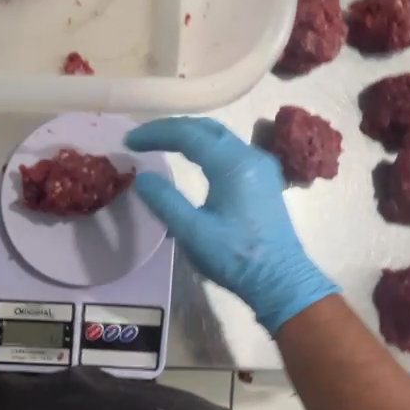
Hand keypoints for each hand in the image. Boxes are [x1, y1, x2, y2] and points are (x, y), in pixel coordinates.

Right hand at [127, 117, 339, 333]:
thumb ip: (165, 202)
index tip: (129, 141)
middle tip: (141, 138)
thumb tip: (142, 178)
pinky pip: (229, 151)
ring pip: (220, 138)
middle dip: (171, 129)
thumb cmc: (235, 258)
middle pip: (206, 129)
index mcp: (233, 165)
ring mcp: (260, 168)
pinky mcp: (262, 181)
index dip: (156, 134)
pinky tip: (193, 159)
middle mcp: (250, 157)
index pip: (188, 135)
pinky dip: (204, 148)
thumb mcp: (192, 233)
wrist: (279, 280)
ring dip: (188, 136)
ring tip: (161, 144)